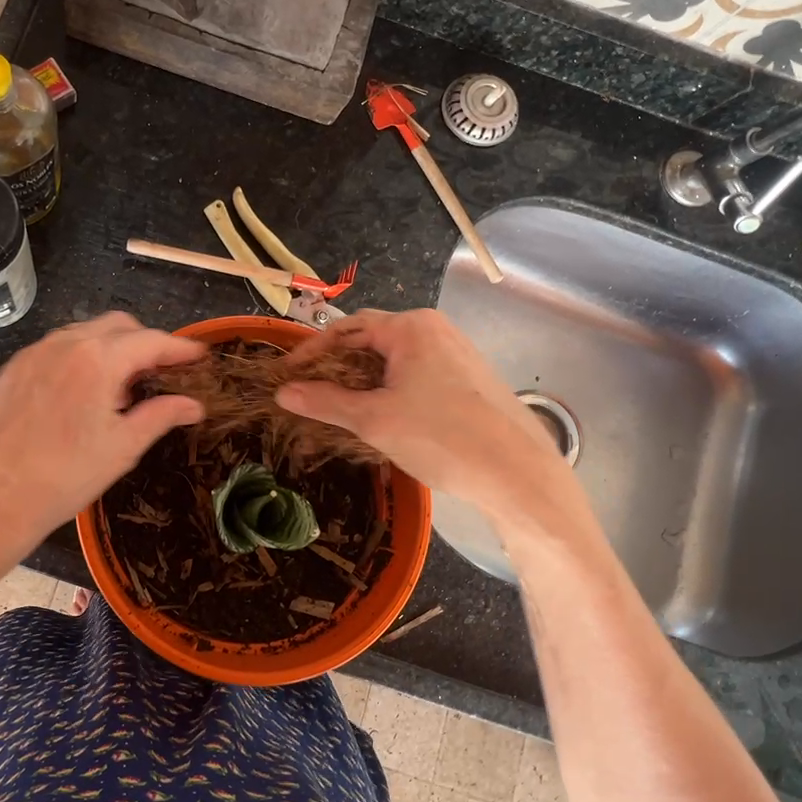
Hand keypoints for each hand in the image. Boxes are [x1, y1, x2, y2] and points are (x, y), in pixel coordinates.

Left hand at [0, 313, 205, 568]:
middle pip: (118, 325)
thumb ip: (160, 416)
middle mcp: (65, 343)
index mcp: (98, 359)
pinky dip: (78, 359)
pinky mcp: (13, 368)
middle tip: (159, 373)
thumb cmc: (66, 475)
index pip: (151, 340)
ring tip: (119, 388)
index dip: (178, 347)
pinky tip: (80, 394)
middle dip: (144, 342)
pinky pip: (55, 350)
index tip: (198, 355)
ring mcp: (34, 353)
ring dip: (110, 348)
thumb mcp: (123, 447)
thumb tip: (193, 405)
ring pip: (84, 333)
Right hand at [274, 309, 595, 545]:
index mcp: (411, 327)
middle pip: (372, 341)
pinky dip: (390, 390)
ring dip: (363, 382)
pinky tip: (382, 418)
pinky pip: (416, 374)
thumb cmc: (440, 437)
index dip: (313, 351)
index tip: (288, 375)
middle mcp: (435, 330)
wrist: (517, 474)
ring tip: (340, 410)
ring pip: (395, 361)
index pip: (347, 328)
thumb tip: (284, 392)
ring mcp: (457, 353)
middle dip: (338, 368)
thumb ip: (325, 402)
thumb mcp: (373, 420)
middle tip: (310, 395)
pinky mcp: (469, 378)